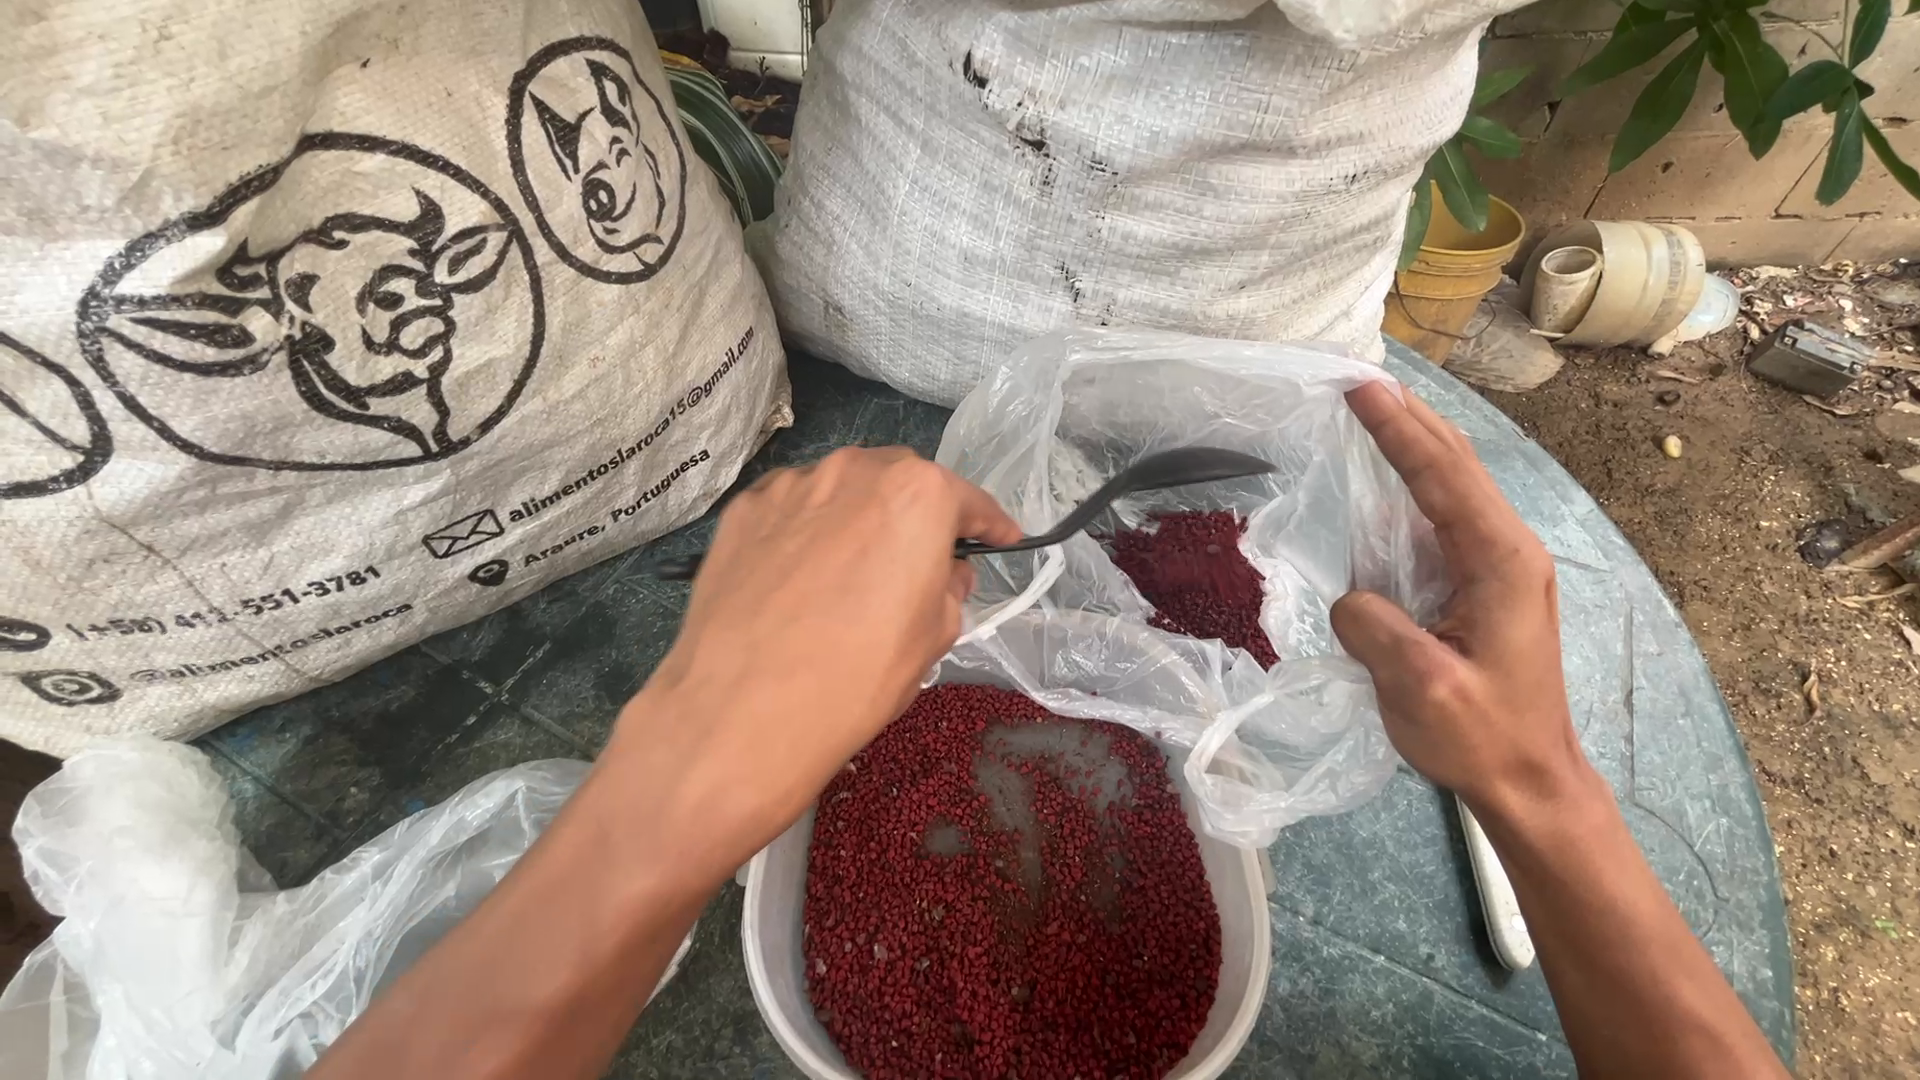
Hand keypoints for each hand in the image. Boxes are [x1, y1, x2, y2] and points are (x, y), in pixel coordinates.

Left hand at [605, 447, 1021, 876]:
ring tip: (856, 566)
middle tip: (922, 557)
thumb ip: (950, 587)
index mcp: (917, 495)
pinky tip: (802, 573)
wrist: (740, 713)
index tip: (1002, 539)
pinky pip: (795, 510)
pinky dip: (810, 529)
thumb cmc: (858, 677)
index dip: (990, 524)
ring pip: (843, 489)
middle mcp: (854, 470)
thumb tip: (943, 571)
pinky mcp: (743, 511)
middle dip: (919, 512)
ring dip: (861, 516)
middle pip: (902, 481)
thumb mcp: (934, 638)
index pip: (969, 500)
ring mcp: (791, 486)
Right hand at [1330, 382, 1592, 821]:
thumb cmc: (1482, 737)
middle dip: (1409, 418)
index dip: (1399, 430)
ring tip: (1372, 409)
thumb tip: (1350, 594)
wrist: (1531, 779)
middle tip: (1359, 383)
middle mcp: (1508, 550)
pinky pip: (1442, 514)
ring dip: (1413, 442)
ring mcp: (1498, 564)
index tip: (1359, 389)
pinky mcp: (1481, 582)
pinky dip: (1413, 479)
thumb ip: (1378, 628)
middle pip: (1457, 464)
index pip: (1444, 476)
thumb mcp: (1422, 688)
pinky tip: (1388, 473)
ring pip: (1453, 484)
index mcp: (1501, 562)